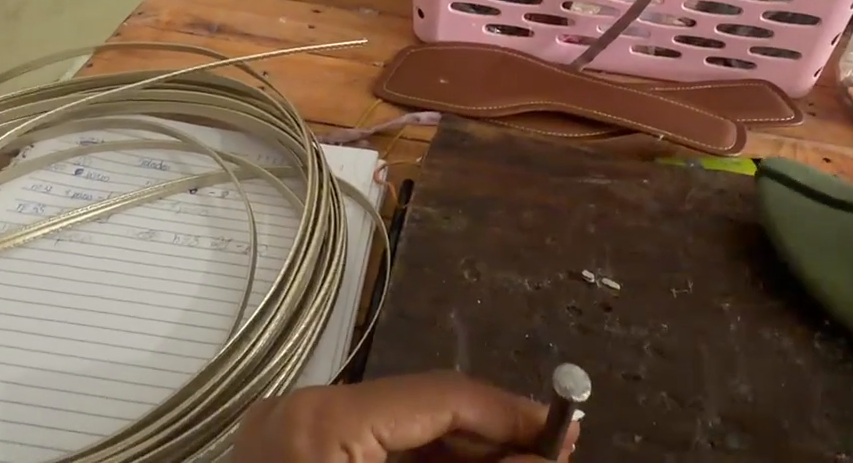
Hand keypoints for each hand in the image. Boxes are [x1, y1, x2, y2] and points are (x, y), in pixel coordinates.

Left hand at [232, 372, 575, 461]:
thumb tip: (544, 457)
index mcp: (325, 420)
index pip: (439, 396)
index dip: (508, 412)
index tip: (563, 429)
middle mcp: (302, 409)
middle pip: (419, 410)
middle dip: (487, 437)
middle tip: (548, 452)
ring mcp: (290, 433)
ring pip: (396, 431)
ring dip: (458, 454)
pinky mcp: (291, 455)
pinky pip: (369, 451)